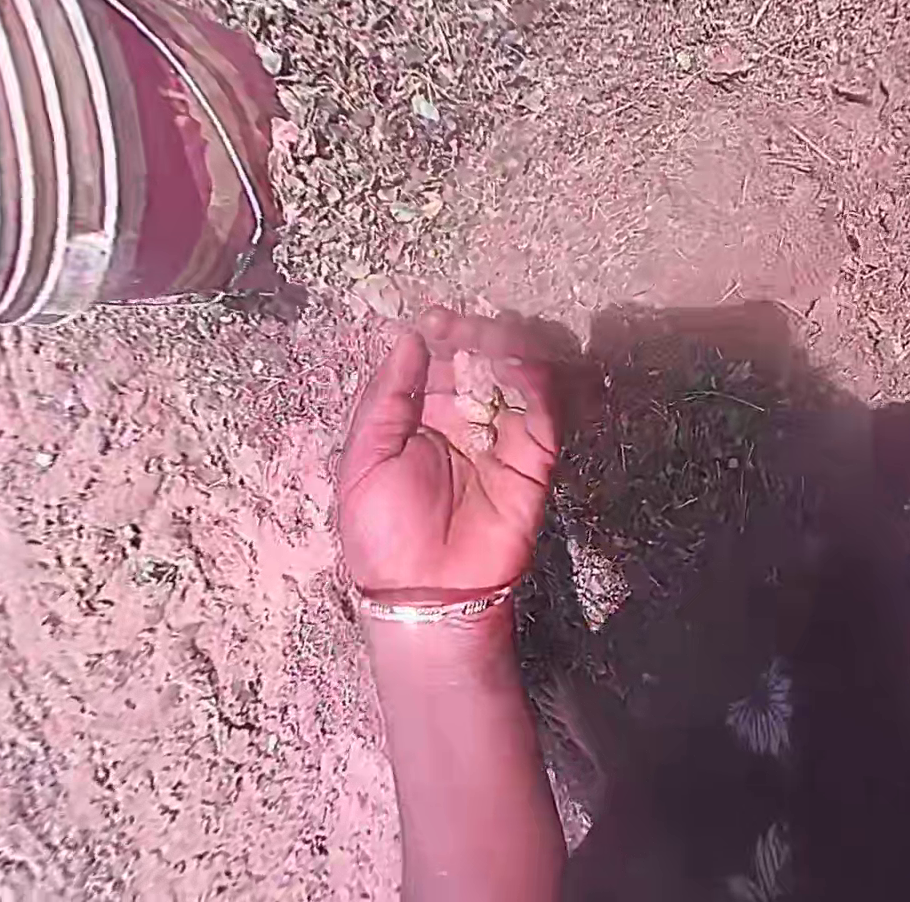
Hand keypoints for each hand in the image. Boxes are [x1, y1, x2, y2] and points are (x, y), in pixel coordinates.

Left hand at [336, 308, 560, 599]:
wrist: (424, 592)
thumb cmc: (383, 530)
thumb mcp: (364, 458)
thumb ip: (388, 397)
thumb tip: (408, 338)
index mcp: (427, 413)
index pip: (444, 358)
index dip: (444, 334)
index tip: (437, 318)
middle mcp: (471, 416)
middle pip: (487, 359)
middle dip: (479, 335)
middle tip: (466, 327)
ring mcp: (506, 434)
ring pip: (521, 376)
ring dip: (512, 349)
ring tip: (494, 338)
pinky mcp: (537, 456)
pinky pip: (544, 411)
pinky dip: (538, 382)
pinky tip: (520, 365)